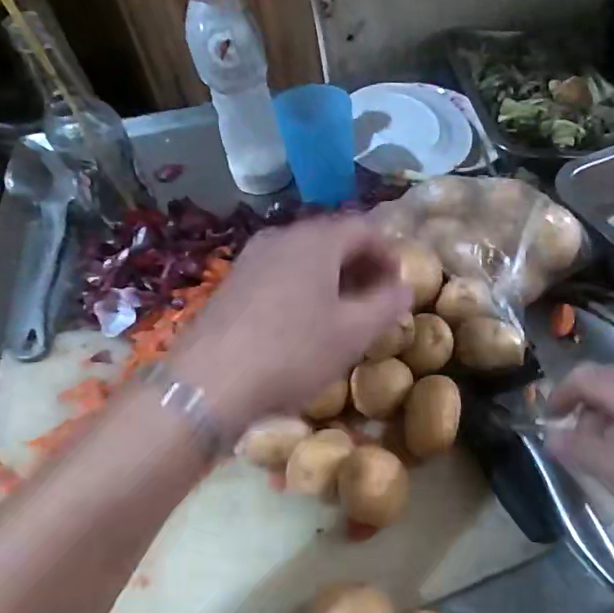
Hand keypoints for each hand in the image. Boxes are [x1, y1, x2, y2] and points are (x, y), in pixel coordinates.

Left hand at [164, 216, 410, 425]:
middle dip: (362, 266)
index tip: (400, 285)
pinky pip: (281, 273)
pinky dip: (304, 288)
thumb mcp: (354, 333)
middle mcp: (282, 237)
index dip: (390, 253)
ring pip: (305, 257)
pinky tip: (305, 324)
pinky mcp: (232, 283)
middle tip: (377, 300)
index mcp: (316, 239)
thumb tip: (405, 287)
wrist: (208, 384)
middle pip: (333, 238)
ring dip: (333, 278)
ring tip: (345, 314)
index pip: (365, 228)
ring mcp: (251, 258)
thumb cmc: (293, 352)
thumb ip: (388, 304)